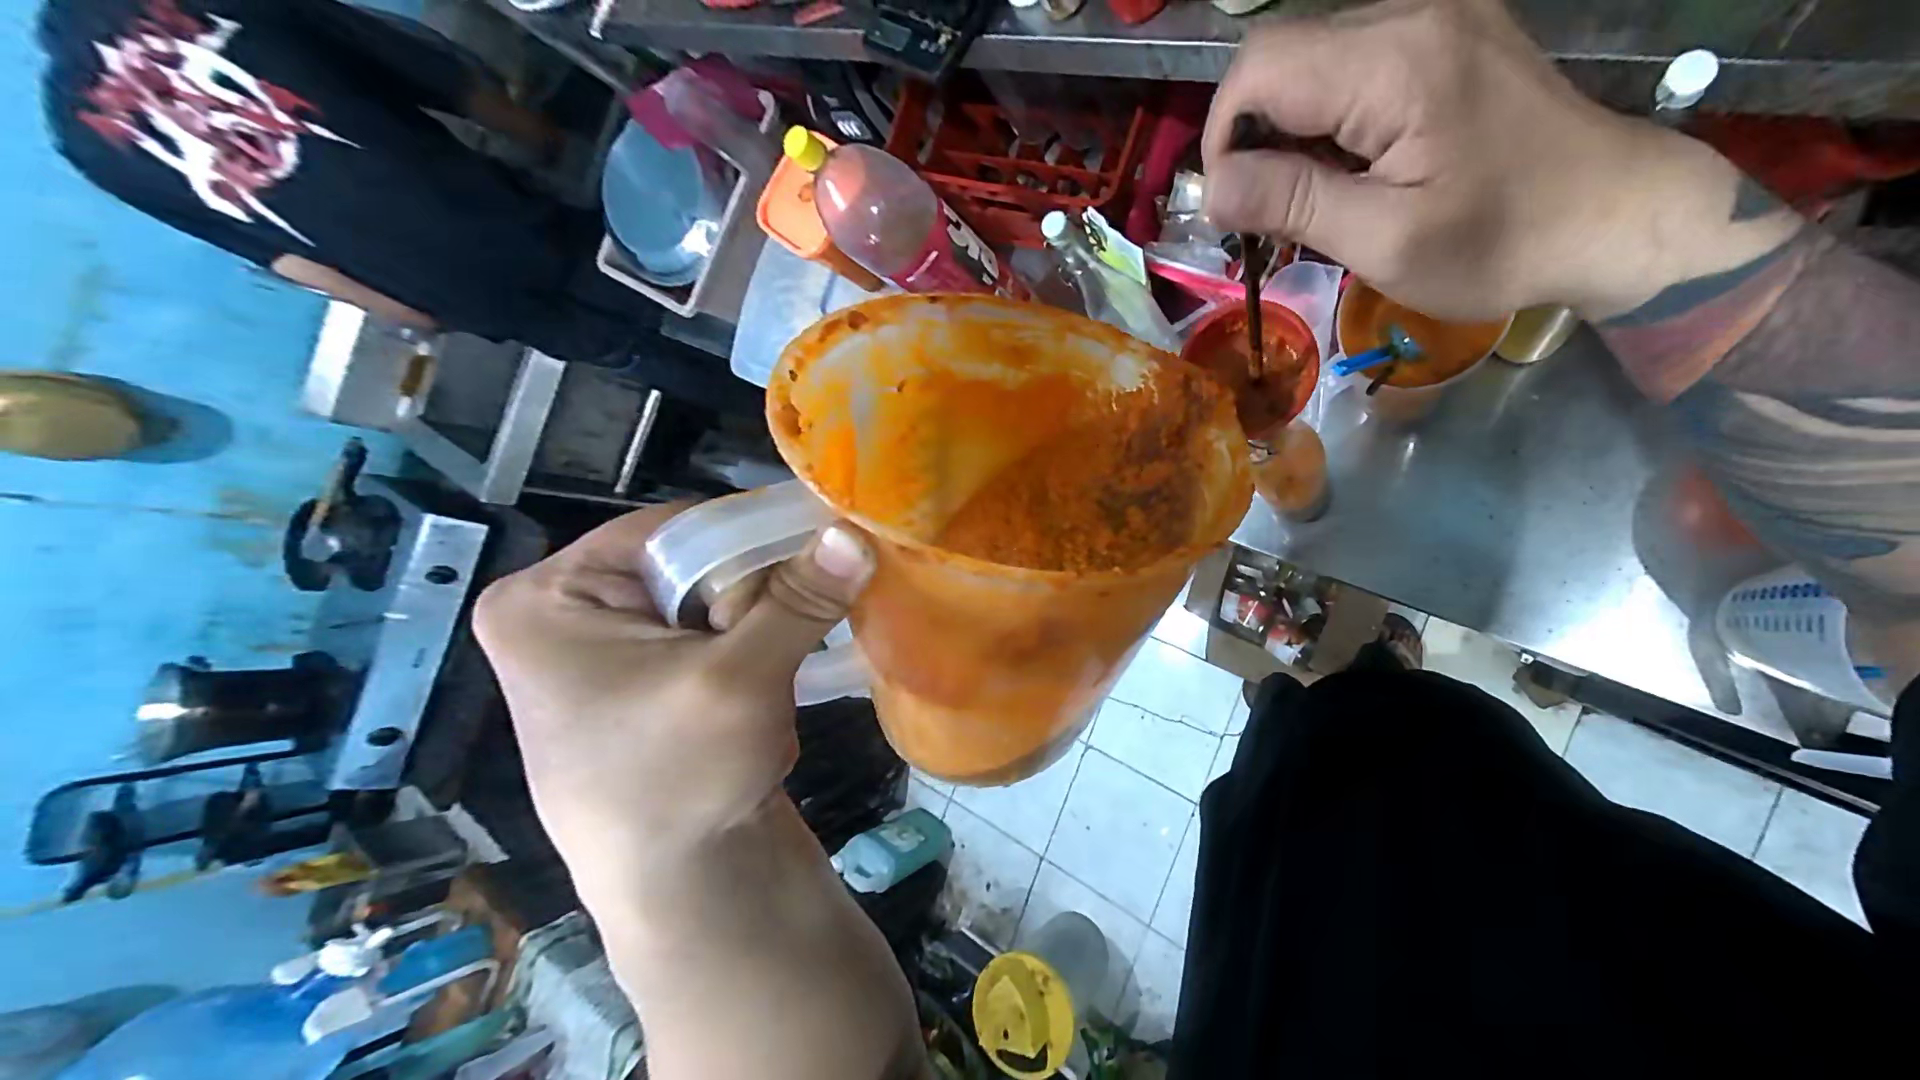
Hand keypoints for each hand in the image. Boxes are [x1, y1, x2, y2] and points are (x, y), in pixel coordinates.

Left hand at [472, 503, 873, 892]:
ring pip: (706, 594)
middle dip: (749, 590)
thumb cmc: (682, 784)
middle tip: (788, 630)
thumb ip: (799, 600)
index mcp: (545, 598)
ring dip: (757, 618)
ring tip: (772, 664)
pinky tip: (764, 674)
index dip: (746, 540)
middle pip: (688, 559)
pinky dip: (749, 640)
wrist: (686, 892)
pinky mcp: (642, 676)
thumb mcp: (741, 680)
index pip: (669, 528)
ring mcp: (602, 647)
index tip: (814, 555)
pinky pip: (707, 628)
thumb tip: (854, 532)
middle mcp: (563, 612)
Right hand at [1202, 0, 1791, 321]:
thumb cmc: (1497, 244)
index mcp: (1396, 64)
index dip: (1223, 135)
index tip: (1233, 203)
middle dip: (1250, 134)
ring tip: (1307, 193)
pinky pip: (1348, 64)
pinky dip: (1321, 118)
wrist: (1613, 216)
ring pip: (1308, 59)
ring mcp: (1435, 18)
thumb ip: (1293, 203)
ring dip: (1284, 129)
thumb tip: (1210, 189)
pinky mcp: (1444, 37)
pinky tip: (1343, 165)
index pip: (1260, 68)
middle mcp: (1414, 15)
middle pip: (1279, 55)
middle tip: (1267, 206)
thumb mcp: (1383, 240)